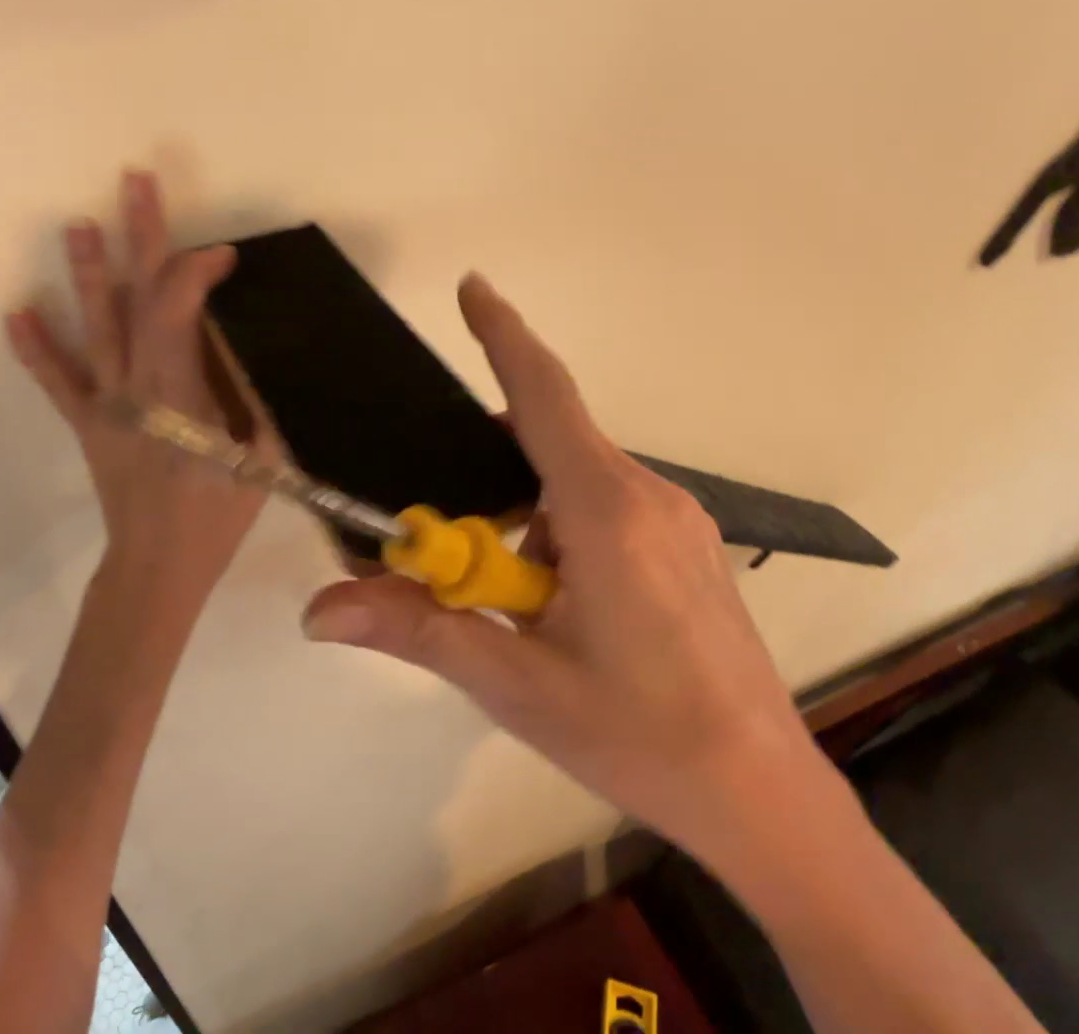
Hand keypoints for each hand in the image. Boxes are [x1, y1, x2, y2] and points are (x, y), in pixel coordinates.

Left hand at [6, 170, 267, 592]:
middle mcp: (138, 390)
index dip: (195, 271)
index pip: (179, 314)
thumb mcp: (259, 463)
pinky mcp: (87, 425)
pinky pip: (58, 383)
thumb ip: (255, 406)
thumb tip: (249, 355)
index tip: (221, 254)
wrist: (158, 565)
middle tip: (135, 182)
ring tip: (77, 224)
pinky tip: (17, 311)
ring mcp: (106, 406)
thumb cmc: (215, 519)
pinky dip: (37, 349)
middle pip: (137, 302)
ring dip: (88, 275)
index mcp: (184, 397)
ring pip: (96, 330)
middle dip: (140, 239)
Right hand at [301, 274, 823, 851]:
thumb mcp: (515, 683)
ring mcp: (680, 524)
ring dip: (524, 527)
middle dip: (487, 487)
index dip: (503, 336)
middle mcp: (651, 498)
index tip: (471, 287)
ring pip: (576, 490)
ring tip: (511, 614)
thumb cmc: (637, 734)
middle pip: (549, 448)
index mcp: (607, 513)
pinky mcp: (691, 552)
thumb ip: (417, 631)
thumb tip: (319, 610)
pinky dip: (562, 539)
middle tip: (448, 559)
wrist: (759, 791)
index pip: (543, 398)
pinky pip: (609, 515)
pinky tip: (559, 613)